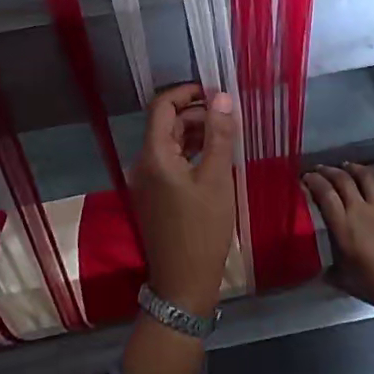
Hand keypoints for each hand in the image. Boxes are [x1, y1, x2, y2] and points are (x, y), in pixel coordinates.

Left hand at [130, 83, 237, 316]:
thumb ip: (219, 135)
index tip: (216, 92)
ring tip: (227, 135)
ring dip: (196, 133)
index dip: (187, 93)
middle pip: (166, 123)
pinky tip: (215, 157)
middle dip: (196, 113)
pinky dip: (191, 152)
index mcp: (153, 155)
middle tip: (230, 117)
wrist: (183, 281)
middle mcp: (143, 162)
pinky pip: (171, 161)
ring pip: (170, 142)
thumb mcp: (217, 179)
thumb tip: (222, 97)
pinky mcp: (155, 194)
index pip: (162, 106)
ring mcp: (147, 179)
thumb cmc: (202, 229)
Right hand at [303, 163, 373, 311]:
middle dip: (328, 171)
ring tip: (345, 165)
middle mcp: (361, 211)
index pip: (325, 195)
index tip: (305, 178)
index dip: (313, 182)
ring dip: (353, 167)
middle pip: (342, 181)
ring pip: (365, 177)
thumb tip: (320, 269)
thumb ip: (330, 270)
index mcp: (344, 227)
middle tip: (319, 169)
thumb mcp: (345, 280)